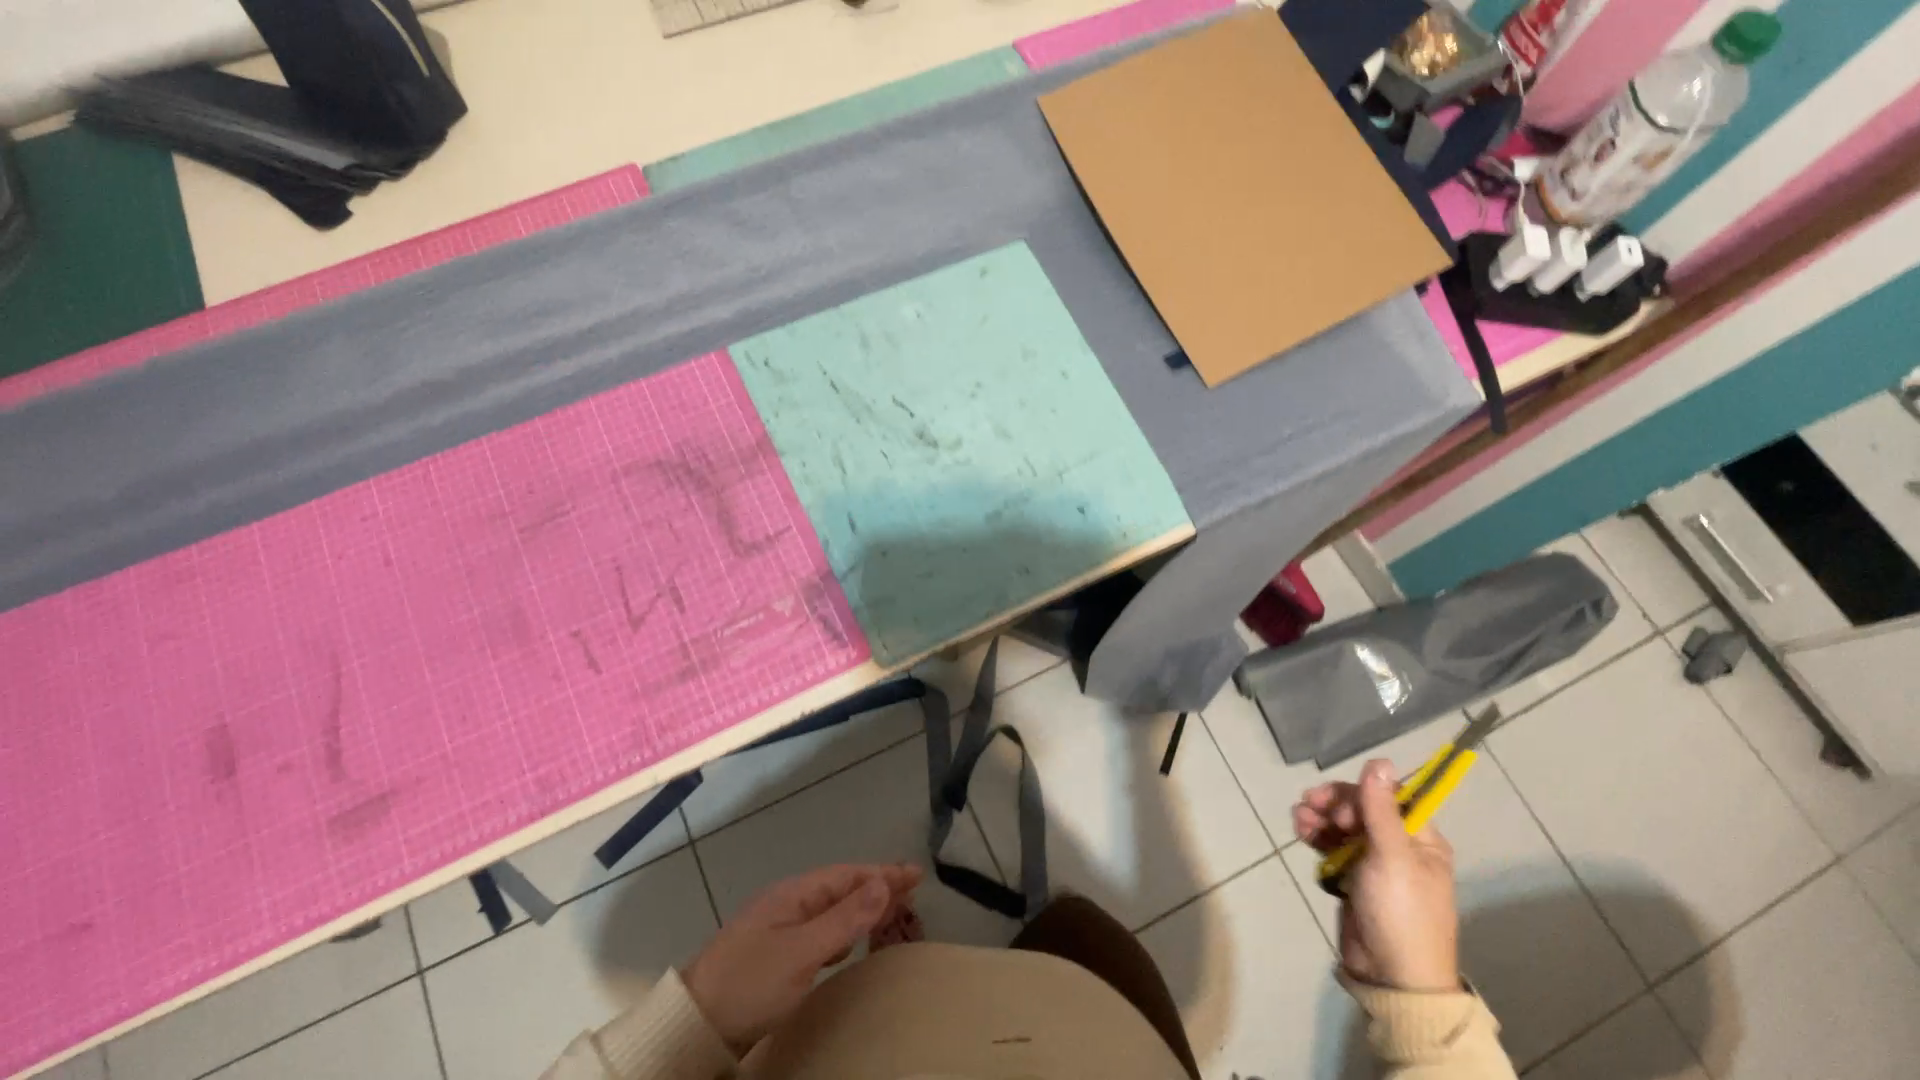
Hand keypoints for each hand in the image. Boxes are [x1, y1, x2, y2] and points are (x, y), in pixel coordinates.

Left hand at [683, 862, 921, 1050]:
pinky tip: (851, 943)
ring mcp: (779, 930)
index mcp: (793, 895)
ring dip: (863, 910)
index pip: (848, 876)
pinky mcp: (776, 956)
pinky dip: (844, 932)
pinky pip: (821, 932)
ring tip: (892, 914)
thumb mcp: (801, 951)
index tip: (917, 874)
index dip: (883, 874)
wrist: (695, 1023)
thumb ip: (844, 919)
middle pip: (841, 889)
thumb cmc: (750, 983)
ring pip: (832, 911)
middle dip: (877, 889)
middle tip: (913, 895)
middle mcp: (788, 905)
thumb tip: (882, 884)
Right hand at [1293, 760, 1459, 991]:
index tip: (1337, 808)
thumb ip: (1381, 808)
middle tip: (1308, 807)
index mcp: (1421, 839)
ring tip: (1298, 819)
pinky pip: (1332, 848)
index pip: (1387, 798)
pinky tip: (1301, 832)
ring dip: (1320, 818)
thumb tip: (1380, 760)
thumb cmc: (1401, 912)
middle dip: (1333, 804)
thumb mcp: (1392, 856)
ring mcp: (1374, 865)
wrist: (1392, 976)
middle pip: (1362, 810)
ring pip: (1343, 828)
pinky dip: (1317, 837)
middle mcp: (1400, 847)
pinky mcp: (1353, 881)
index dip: (1359, 794)